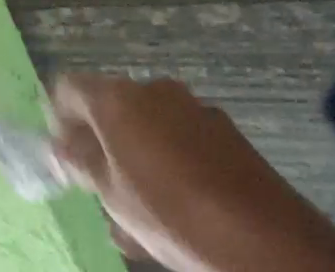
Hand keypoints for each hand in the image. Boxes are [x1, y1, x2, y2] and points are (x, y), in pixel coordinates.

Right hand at [51, 75, 334, 271]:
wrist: (276, 247)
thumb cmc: (172, 211)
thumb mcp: (109, 193)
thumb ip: (80, 162)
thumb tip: (64, 147)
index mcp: (116, 96)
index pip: (66, 87)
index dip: (58, 117)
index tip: (64, 153)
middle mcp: (153, 90)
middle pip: (110, 106)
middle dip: (100, 140)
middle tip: (98, 180)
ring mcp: (197, 111)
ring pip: (148, 127)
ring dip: (136, 155)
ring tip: (137, 200)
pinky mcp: (231, 137)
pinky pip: (181, 141)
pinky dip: (169, 163)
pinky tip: (175, 202)